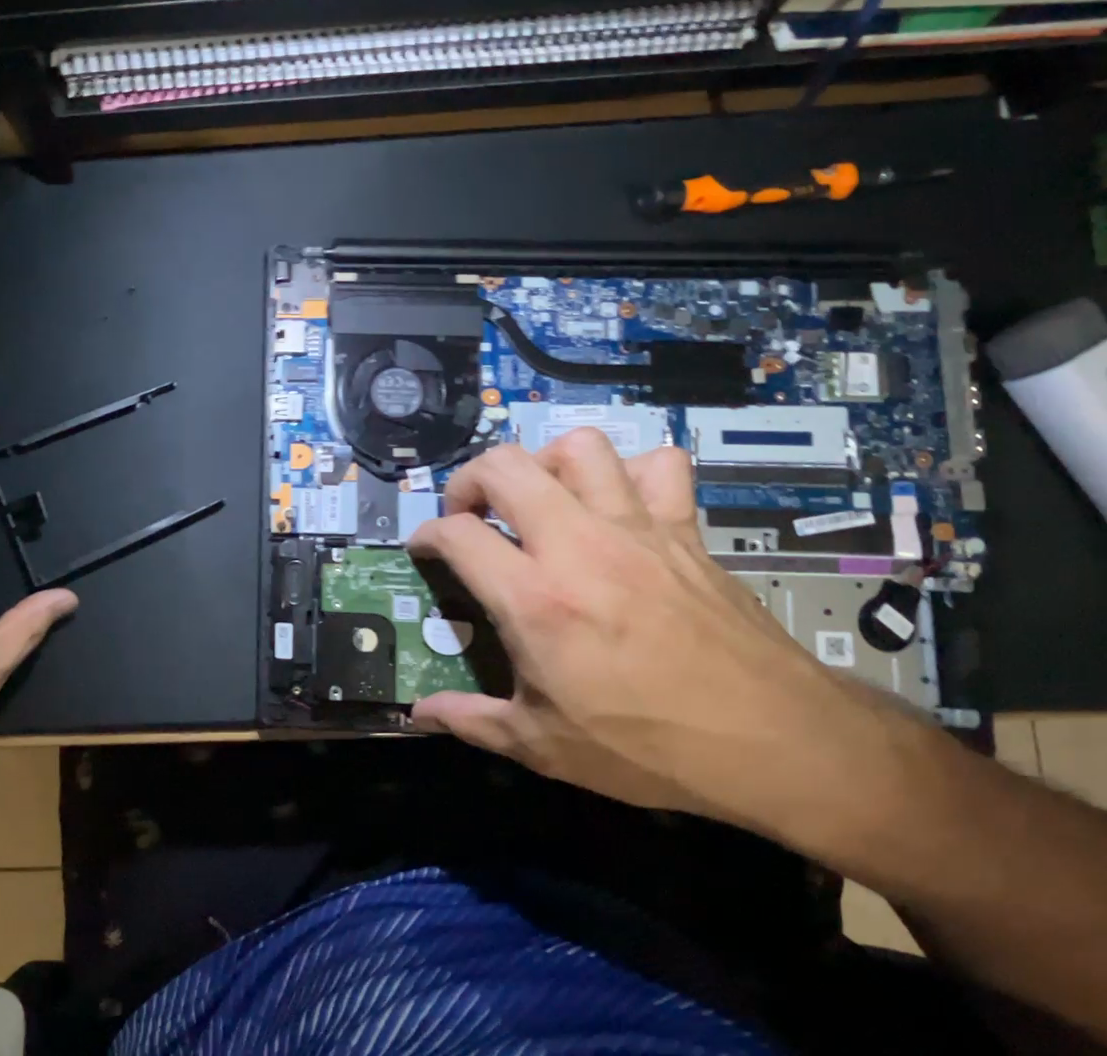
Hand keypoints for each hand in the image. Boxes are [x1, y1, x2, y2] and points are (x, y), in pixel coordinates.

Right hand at [407, 429, 907, 828]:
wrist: (774, 743)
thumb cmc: (646, 747)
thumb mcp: (541, 746)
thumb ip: (470, 721)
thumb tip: (420, 714)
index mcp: (533, 598)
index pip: (456, 533)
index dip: (426, 536)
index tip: (425, 551)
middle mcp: (579, 546)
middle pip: (506, 466)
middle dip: (470, 481)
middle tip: (470, 516)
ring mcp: (637, 531)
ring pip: (580, 448)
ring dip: (546, 463)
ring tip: (540, 500)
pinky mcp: (685, 533)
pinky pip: (659, 466)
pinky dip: (630, 473)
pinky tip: (617, 506)